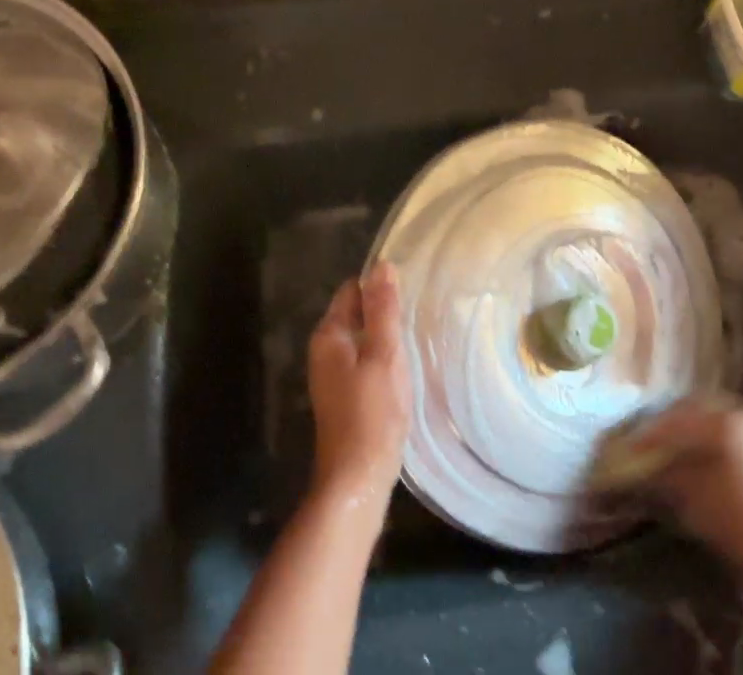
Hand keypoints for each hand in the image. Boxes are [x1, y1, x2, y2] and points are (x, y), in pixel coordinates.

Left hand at [308, 263, 412, 506]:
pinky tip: (403, 371)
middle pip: (355, 314)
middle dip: (384, 312)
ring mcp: (332, 375)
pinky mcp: (344, 396)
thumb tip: (382, 266)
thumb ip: (383, 311)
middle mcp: (323, 351)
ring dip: (385, 338)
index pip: (352, 291)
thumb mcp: (384, 355)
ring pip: (361, 340)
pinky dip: (382, 360)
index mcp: (328, 336)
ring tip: (416, 341)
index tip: (410, 293)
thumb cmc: (373, 413)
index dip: (379, 287)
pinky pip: (364, 362)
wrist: (357, 477)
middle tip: (419, 317)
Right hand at [621, 395, 742, 583]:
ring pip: (717, 416)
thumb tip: (645, 463)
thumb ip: (666, 471)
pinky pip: (735, 428)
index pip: (676, 420)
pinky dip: (714, 437)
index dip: (648, 434)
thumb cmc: (741, 525)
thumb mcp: (694, 498)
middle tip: (649, 445)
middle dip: (671, 425)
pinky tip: (700, 456)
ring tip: (671, 451)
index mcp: (728, 422)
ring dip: (692, 429)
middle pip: (697, 408)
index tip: (628, 448)